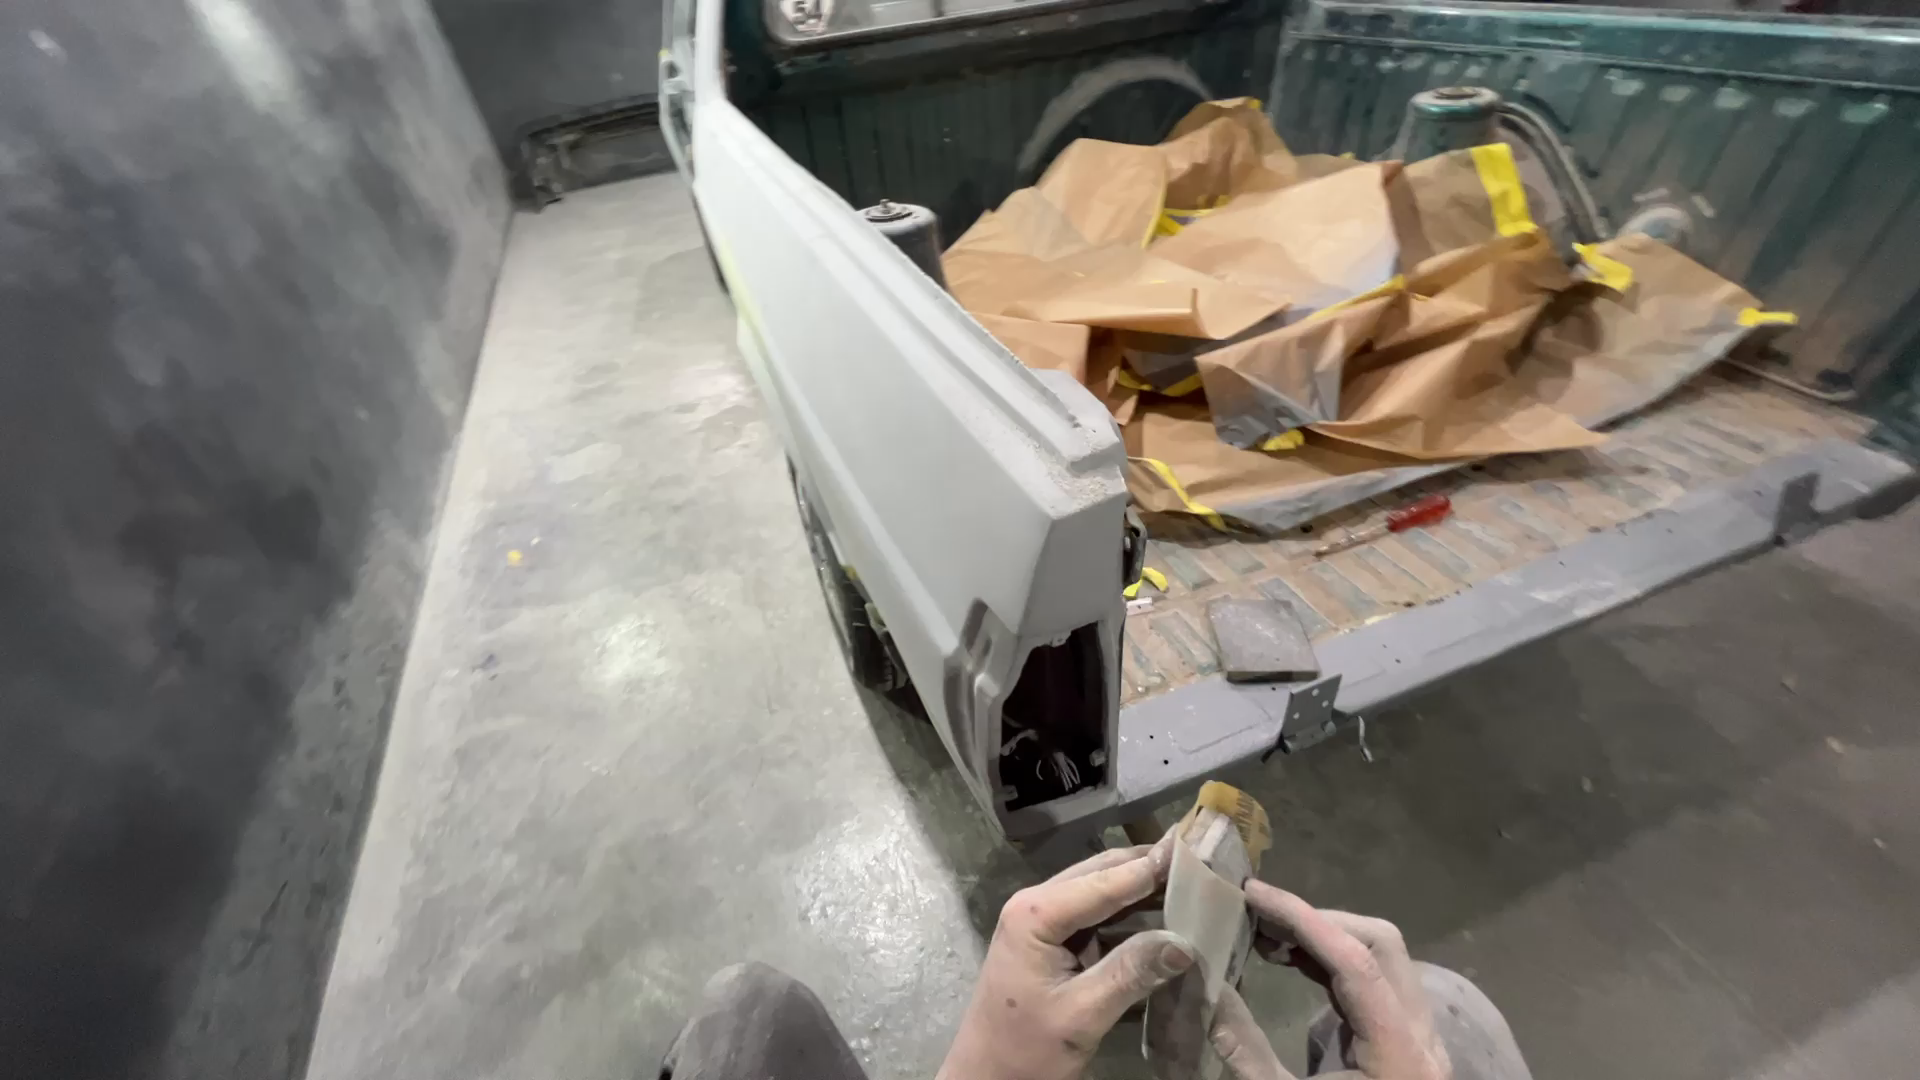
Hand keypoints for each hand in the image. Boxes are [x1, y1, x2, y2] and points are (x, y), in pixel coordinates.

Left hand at [937, 842, 1196, 1079]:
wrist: (986, 1077)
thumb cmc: (1026, 1049)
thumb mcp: (1080, 1016)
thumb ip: (1129, 974)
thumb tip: (1183, 943)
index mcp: (1035, 912)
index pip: (1101, 882)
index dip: (1146, 867)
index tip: (1189, 849)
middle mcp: (1037, 902)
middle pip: (1100, 874)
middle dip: (1145, 866)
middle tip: (1194, 856)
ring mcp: (1043, 919)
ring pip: (1099, 890)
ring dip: (1139, 887)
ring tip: (1187, 878)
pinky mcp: (1053, 939)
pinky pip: (1096, 915)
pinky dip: (1128, 912)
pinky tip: (1161, 913)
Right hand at [1208, 881, 1447, 1079]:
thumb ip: (1243, 1049)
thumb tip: (1202, 983)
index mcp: (1401, 1058)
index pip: (1356, 961)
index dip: (1300, 918)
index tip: (1249, 894)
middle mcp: (1422, 1039)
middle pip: (1379, 943)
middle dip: (1314, 918)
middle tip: (1255, 915)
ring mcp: (1420, 1040)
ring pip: (1380, 953)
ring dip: (1321, 932)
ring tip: (1263, 934)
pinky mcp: (1406, 1043)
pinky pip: (1372, 976)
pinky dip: (1327, 955)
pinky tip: (1286, 959)